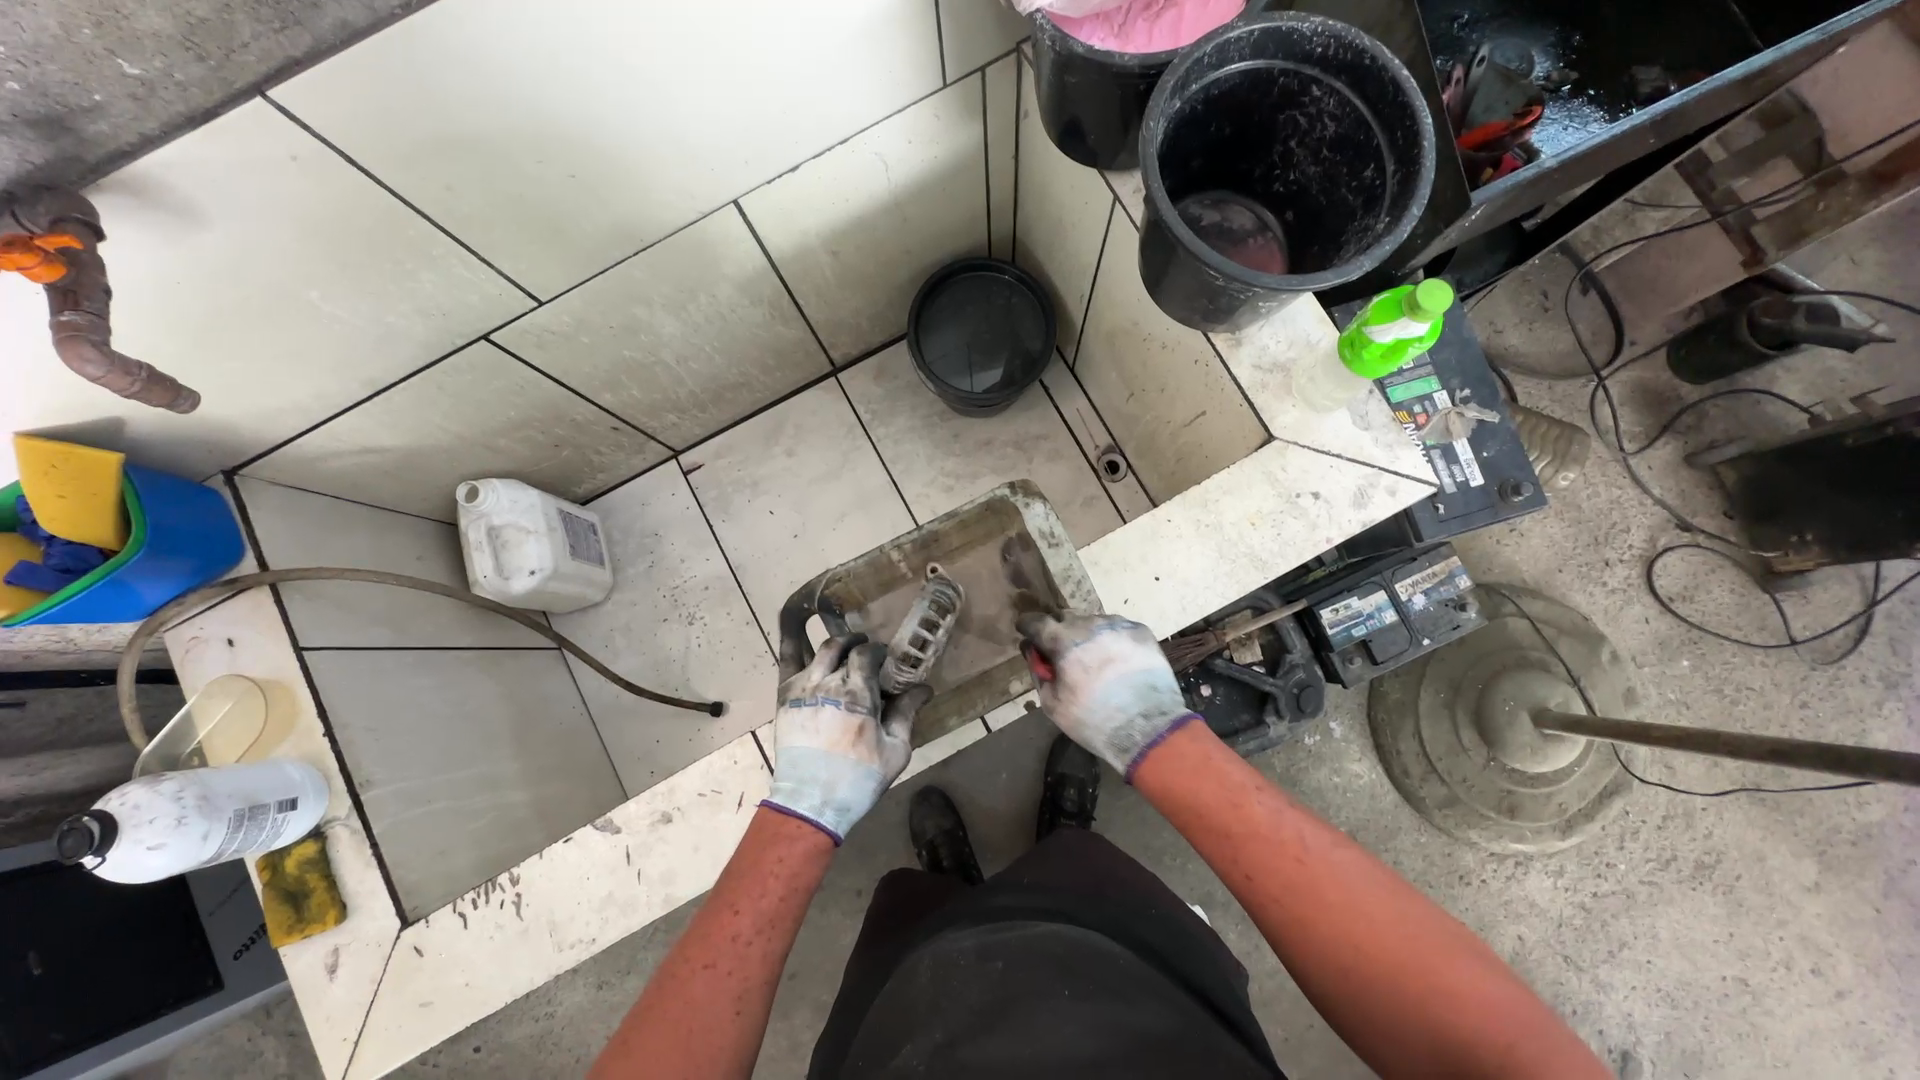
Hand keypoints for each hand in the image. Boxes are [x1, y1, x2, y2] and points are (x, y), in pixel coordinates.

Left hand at [762, 635, 931, 843]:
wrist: (813, 800)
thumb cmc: (860, 778)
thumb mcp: (895, 750)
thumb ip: (907, 713)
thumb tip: (925, 689)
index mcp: (859, 694)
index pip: (868, 654)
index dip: (877, 652)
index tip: (884, 660)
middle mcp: (828, 682)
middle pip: (842, 646)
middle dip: (857, 644)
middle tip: (865, 653)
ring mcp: (802, 687)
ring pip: (819, 650)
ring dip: (834, 645)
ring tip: (842, 650)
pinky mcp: (784, 696)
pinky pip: (786, 659)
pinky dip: (791, 637)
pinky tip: (795, 619)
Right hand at [1017, 611, 1194, 779]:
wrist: (1148, 728)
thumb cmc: (1093, 721)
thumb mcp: (1052, 704)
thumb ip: (1038, 672)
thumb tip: (1034, 653)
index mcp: (1062, 640)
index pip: (1034, 621)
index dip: (1028, 628)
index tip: (1029, 636)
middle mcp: (1088, 624)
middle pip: (1064, 618)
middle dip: (1058, 633)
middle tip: (1064, 656)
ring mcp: (1117, 624)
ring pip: (1092, 622)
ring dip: (1087, 636)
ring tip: (1095, 661)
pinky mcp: (1140, 631)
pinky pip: (1117, 628)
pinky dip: (1111, 640)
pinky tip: (1117, 662)